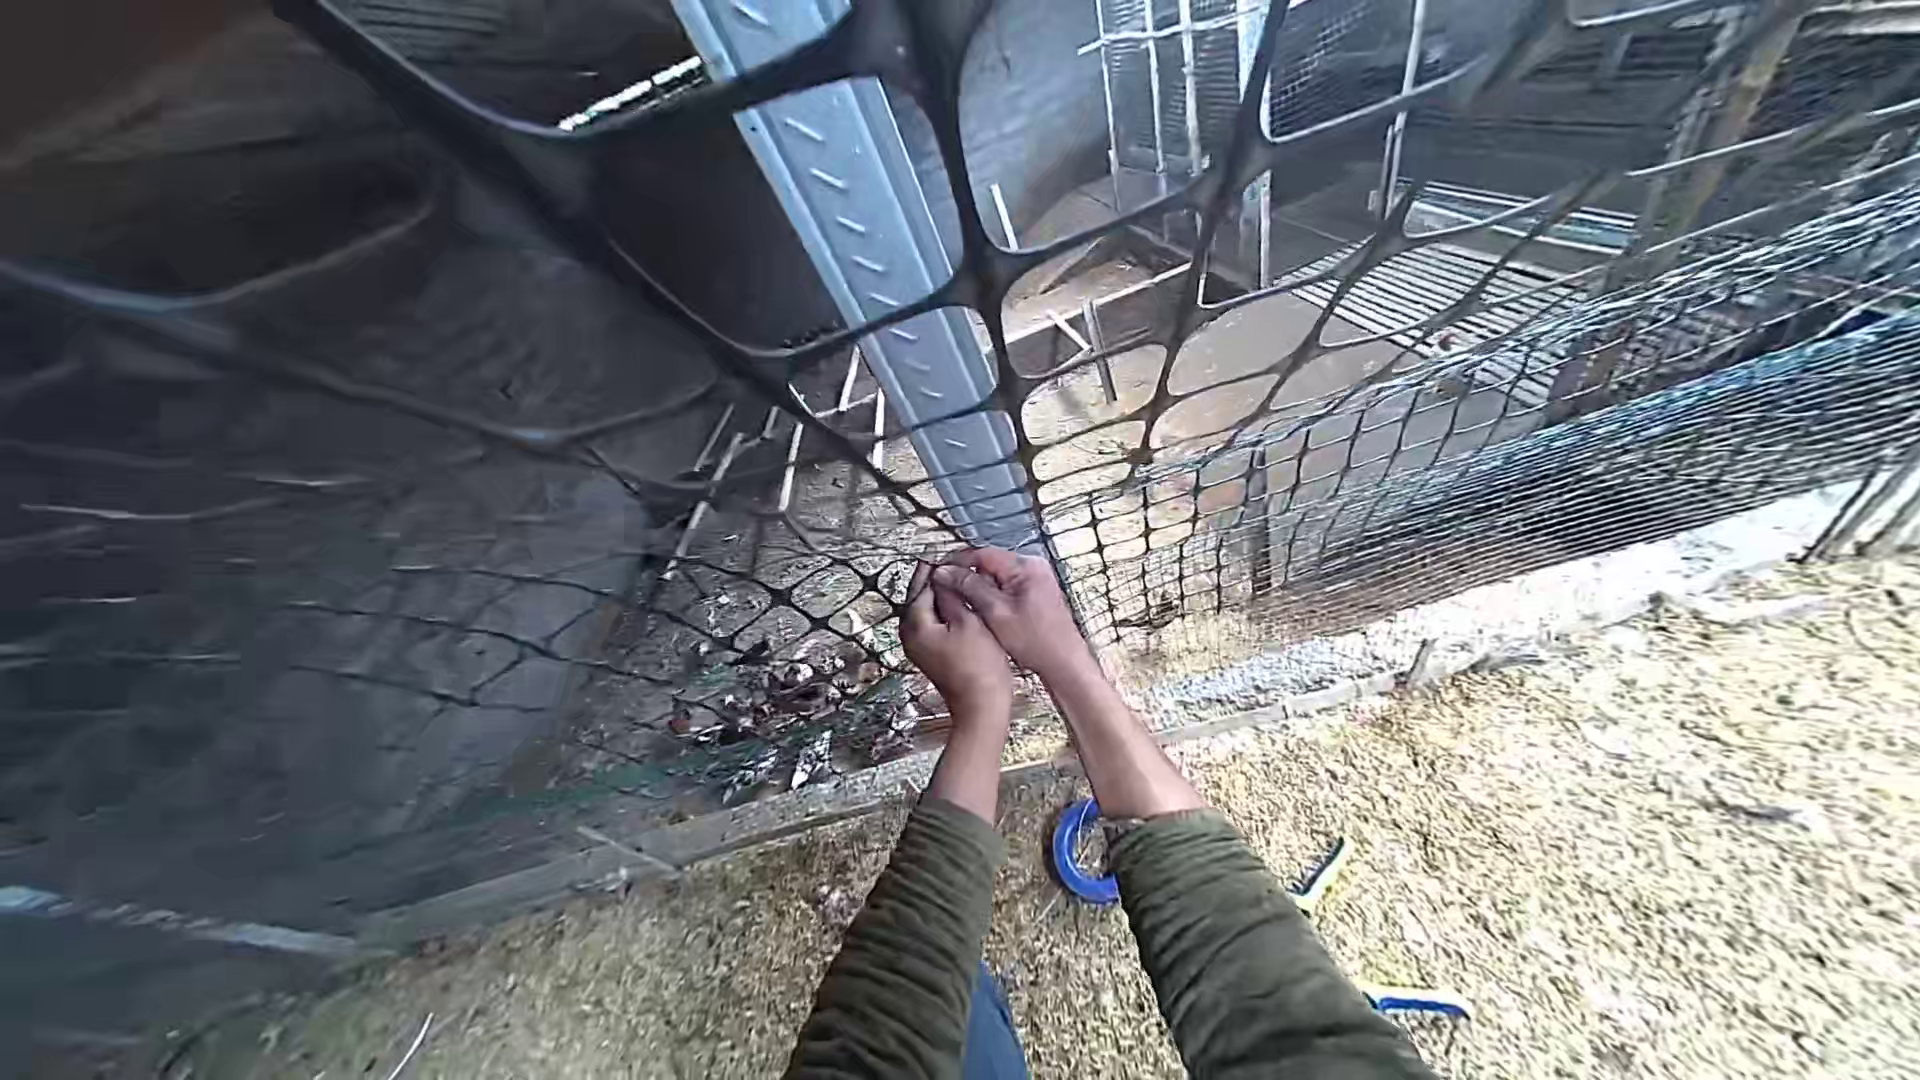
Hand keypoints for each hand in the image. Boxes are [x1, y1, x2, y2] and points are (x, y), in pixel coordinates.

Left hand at [901, 562, 1013, 727]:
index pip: (923, 584)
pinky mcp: (930, 653)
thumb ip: (953, 594)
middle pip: (921, 596)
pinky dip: (945, 612)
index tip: (950, 554)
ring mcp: (919, 646)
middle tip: (955, 563)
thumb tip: (942, 573)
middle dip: (936, 579)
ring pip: (927, 610)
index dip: (938, 567)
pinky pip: (934, 624)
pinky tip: (960, 606)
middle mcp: (910, 634)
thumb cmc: (979, 667)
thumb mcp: (969, 621)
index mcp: (916, 623)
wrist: (982, 706)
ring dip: (942, 595)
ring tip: (960, 581)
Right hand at [931, 547, 1091, 679]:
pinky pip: (1007, 586)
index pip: (982, 554)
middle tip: (949, 592)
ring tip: (967, 605)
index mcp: (1025, 566)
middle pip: (989, 564)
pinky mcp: (1036, 591)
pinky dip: (994, 596)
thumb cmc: (1036, 641)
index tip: (939, 573)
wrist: (1063, 662)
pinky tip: (986, 612)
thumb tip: (944, 572)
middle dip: (968, 578)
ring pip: (997, 576)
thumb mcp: (996, 612)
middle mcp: (1033, 566)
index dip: (957, 563)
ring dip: (980, 588)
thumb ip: (969, 588)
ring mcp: (1037, 578)